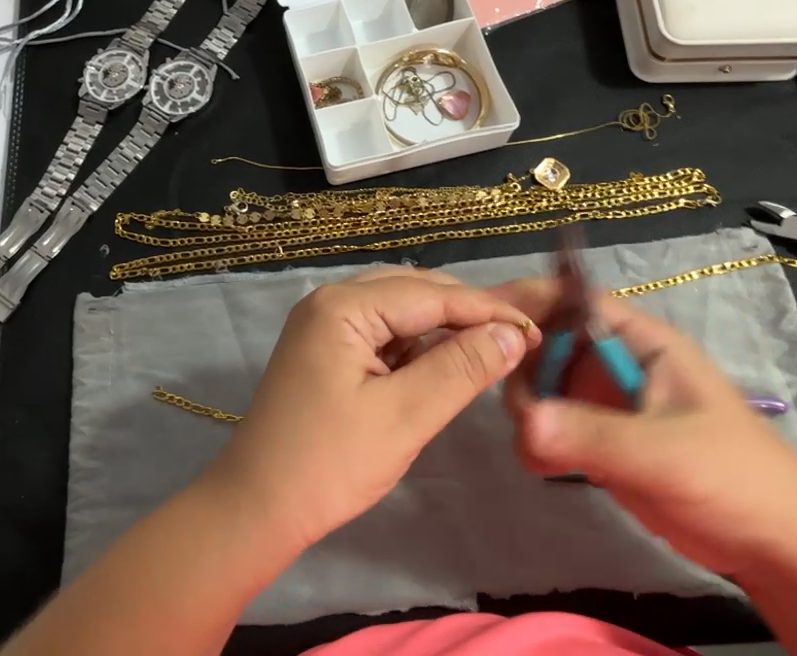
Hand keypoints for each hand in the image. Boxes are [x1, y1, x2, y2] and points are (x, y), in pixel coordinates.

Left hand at [202, 267, 539, 552]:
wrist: (257, 506)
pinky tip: (444, 362)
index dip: (487, 310)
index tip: (538, 332)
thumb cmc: (330, 463)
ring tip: (492, 349)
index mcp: (342, 306)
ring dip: (442, 327)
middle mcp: (329, 301)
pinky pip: (381, 332)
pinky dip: (416, 345)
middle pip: (413, 291)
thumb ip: (460, 369)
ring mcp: (323, 324)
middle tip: (519, 340)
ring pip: (398, 309)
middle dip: (466, 312)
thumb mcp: (404, 416)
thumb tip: (512, 333)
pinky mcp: (325, 349)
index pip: (430, 294)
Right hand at [496, 282, 796, 577]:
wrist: (775, 551)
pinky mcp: (597, 439)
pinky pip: (548, 425)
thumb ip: (594, 436)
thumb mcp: (667, 453)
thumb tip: (521, 423)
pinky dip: (536, 440)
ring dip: (526, 408)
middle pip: (545, 340)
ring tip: (536, 445)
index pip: (573, 299)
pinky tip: (544, 466)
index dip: (529, 299)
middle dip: (520, 364)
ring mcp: (603, 402)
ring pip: (540, 384)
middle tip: (514, 403)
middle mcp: (614, 363)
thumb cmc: (735, 481)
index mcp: (640, 342)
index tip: (482, 316)